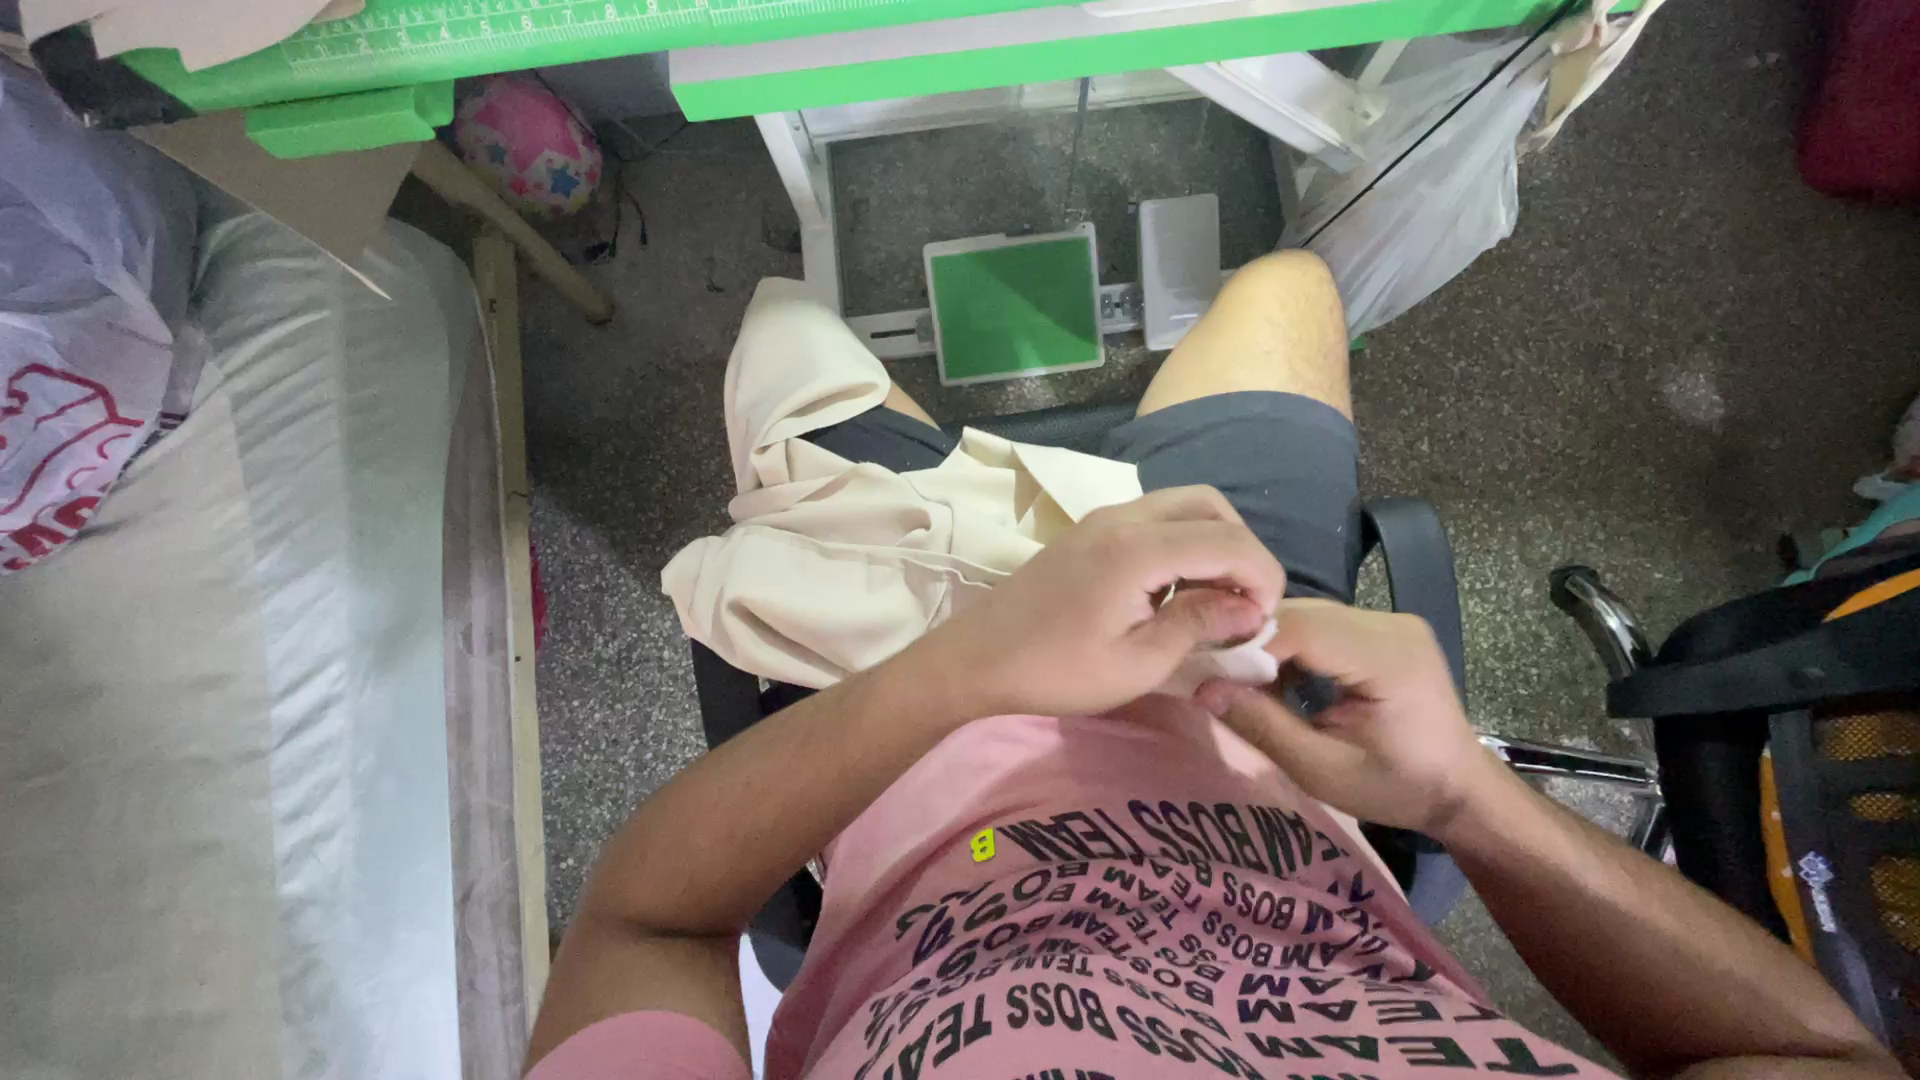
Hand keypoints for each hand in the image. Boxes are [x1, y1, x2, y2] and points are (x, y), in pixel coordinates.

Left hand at [908, 486, 1286, 718]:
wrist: (977, 658)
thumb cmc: (1055, 671)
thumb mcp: (1137, 662)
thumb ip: (1198, 625)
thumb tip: (1250, 607)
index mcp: (1136, 548)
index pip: (1228, 541)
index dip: (1263, 576)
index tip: (1265, 620)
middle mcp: (1122, 517)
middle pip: (1208, 505)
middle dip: (1241, 548)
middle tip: (1242, 602)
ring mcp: (1100, 519)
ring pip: (1179, 506)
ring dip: (1210, 542)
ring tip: (1212, 599)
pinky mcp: (1087, 531)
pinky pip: (1151, 518)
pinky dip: (1179, 541)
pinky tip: (1172, 588)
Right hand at [1198, 599, 1509, 835]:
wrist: (1460, 790)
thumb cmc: (1395, 787)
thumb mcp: (1321, 770)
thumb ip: (1263, 725)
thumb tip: (1202, 688)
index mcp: (1388, 658)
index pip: (1300, 628)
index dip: (1246, 644)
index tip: (1208, 672)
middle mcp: (1391, 624)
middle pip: (1299, 615)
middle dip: (1252, 643)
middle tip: (1217, 678)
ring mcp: (1389, 620)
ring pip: (1304, 614)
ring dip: (1267, 643)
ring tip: (1244, 682)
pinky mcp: (1382, 627)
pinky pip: (1319, 622)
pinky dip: (1289, 645)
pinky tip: (1278, 677)